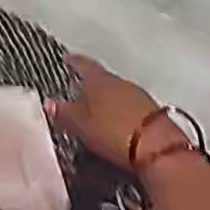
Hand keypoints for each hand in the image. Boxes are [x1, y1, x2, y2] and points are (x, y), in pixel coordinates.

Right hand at [48, 54, 176, 171]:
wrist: (160, 151)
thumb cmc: (114, 133)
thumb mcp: (82, 125)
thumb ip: (64, 113)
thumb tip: (48, 103)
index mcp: (99, 80)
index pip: (83, 64)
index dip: (74, 61)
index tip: (67, 58)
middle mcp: (120, 82)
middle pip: (101, 78)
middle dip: (89, 83)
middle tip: (77, 88)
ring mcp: (139, 97)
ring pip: (116, 91)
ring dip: (106, 97)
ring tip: (95, 109)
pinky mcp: (154, 114)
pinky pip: (130, 105)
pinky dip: (120, 110)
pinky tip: (116, 122)